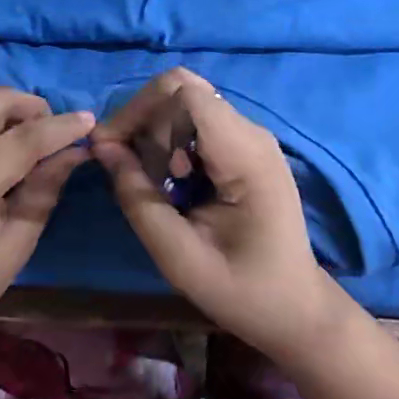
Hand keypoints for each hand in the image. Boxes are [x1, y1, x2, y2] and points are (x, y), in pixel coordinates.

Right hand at [92, 67, 346, 361]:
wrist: (296, 308)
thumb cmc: (242, 290)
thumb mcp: (179, 257)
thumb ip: (138, 198)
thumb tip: (102, 147)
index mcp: (245, 155)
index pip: (185, 93)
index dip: (140, 109)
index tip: (112, 147)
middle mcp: (251, 131)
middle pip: (182, 89)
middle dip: (143, 117)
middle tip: (126, 163)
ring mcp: (250, 134)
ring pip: (186, 100)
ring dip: (156, 130)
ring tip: (153, 178)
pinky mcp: (244, 143)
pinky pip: (197, 118)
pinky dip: (171, 138)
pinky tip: (171, 178)